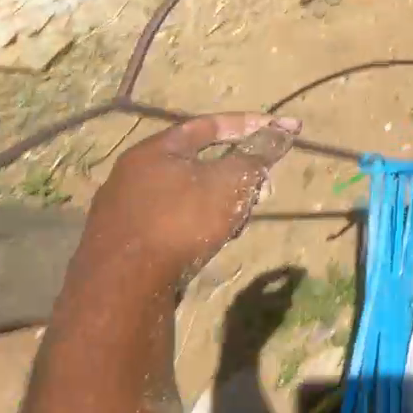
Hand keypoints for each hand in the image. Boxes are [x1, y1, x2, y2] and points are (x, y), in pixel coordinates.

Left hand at [83, 113, 299, 288]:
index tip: (289, 130)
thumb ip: (261, 151)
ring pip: (192, 189)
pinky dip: (202, 217)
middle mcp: (132, 175)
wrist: (123, 289)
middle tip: (267, 183)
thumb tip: (283, 130)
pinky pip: (175, 214)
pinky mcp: (124, 238)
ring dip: (225, 196)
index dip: (255, 124)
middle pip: (203, 159)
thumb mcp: (235, 179)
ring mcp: (123, 209)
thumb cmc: (184, 220)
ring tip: (243, 215)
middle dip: (243, 169)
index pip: (212, 123)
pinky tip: (218, 235)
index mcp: (154, 152)